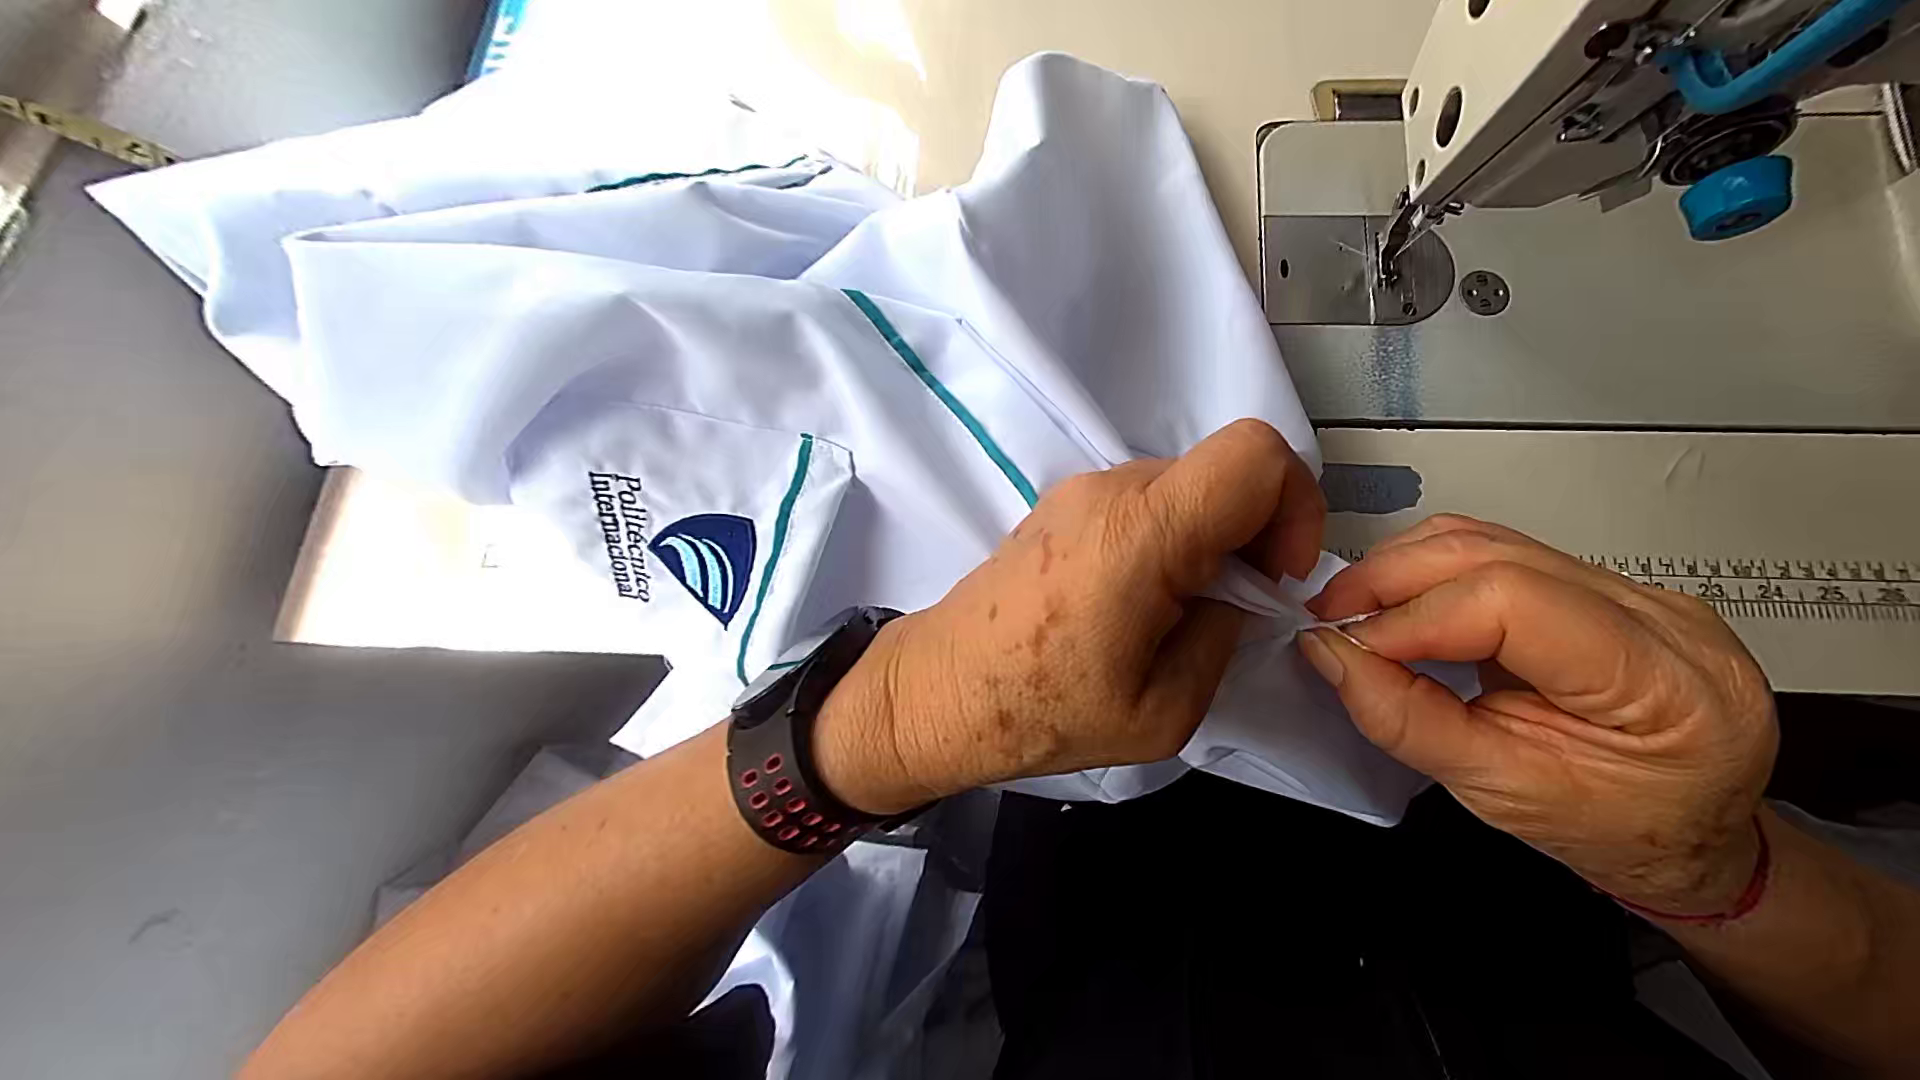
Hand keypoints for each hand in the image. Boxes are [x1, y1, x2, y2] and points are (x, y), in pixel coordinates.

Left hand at [814, 419, 1325, 814]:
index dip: (1293, 505)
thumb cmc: (1040, 710)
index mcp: (1140, 533)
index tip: (1272, 575)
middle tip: (1223, 609)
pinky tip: (1131, 600)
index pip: (1255, 454)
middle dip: (1249, 536)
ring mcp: (1077, 492)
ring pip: (1182, 490)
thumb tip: (1237, 593)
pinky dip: (1162, 541)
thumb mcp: (1163, 710)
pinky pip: (1139, 504)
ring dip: (1202, 542)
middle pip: (1221, 474)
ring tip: (1170, 614)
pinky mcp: (1058, 507)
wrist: (940, 689)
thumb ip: (1223, 635)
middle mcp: (1108, 491)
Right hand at [1300, 515, 1778, 915]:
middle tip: (1327, 618)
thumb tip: (1325, 650)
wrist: (1687, 837)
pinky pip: (1488, 549)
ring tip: (1353, 611)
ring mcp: (1624, 588)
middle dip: (1386, 578)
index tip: (1343, 646)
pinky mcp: (1589, 584)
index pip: (1507, 599)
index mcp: (1659, 679)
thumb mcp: (1495, 790)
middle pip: (1486, 551)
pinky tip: (1395, 603)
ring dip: (1397, 567)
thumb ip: (1403, 718)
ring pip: (1480, 538)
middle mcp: (1653, 612)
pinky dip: (1421, 569)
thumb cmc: (1604, 828)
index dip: (1408, 618)